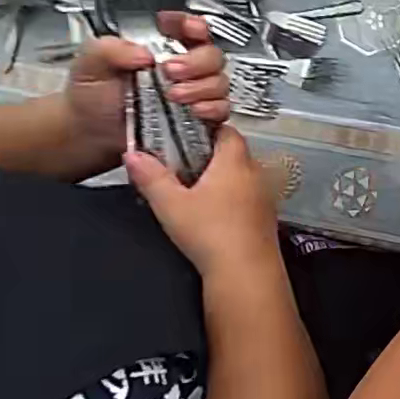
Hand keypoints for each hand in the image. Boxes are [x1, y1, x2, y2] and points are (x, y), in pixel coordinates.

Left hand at [64, 12, 229, 163]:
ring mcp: (194, 92)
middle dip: (197, 62)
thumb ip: (110, 49)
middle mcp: (183, 67)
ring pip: (219, 82)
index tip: (190, 29)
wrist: (92, 133)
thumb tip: (145, 54)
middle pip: (212, 55)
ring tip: (173, 95)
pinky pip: (222, 108)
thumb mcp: (90, 63)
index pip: (188, 28)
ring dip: (201, 87)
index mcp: (160, 47)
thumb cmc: (92, 95)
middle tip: (171, 71)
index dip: (194, 25)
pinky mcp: (201, 117)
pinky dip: (212, 108)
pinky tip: (195, 110)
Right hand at [125, 126, 276, 277]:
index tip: (185, 134)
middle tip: (181, 163)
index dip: (206, 129)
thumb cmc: (211, 234)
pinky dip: (232, 196)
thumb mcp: (171, 204)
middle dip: (209, 154)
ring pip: (242, 175)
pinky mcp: (266, 215)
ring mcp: (265, 195)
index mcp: (235, 162)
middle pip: (234, 152)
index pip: (227, 131)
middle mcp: (256, 174)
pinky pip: (248, 195)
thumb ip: (151, 177)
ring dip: (221, 177)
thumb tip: (133, 155)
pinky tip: (213, 211)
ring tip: (193, 188)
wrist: (246, 269)